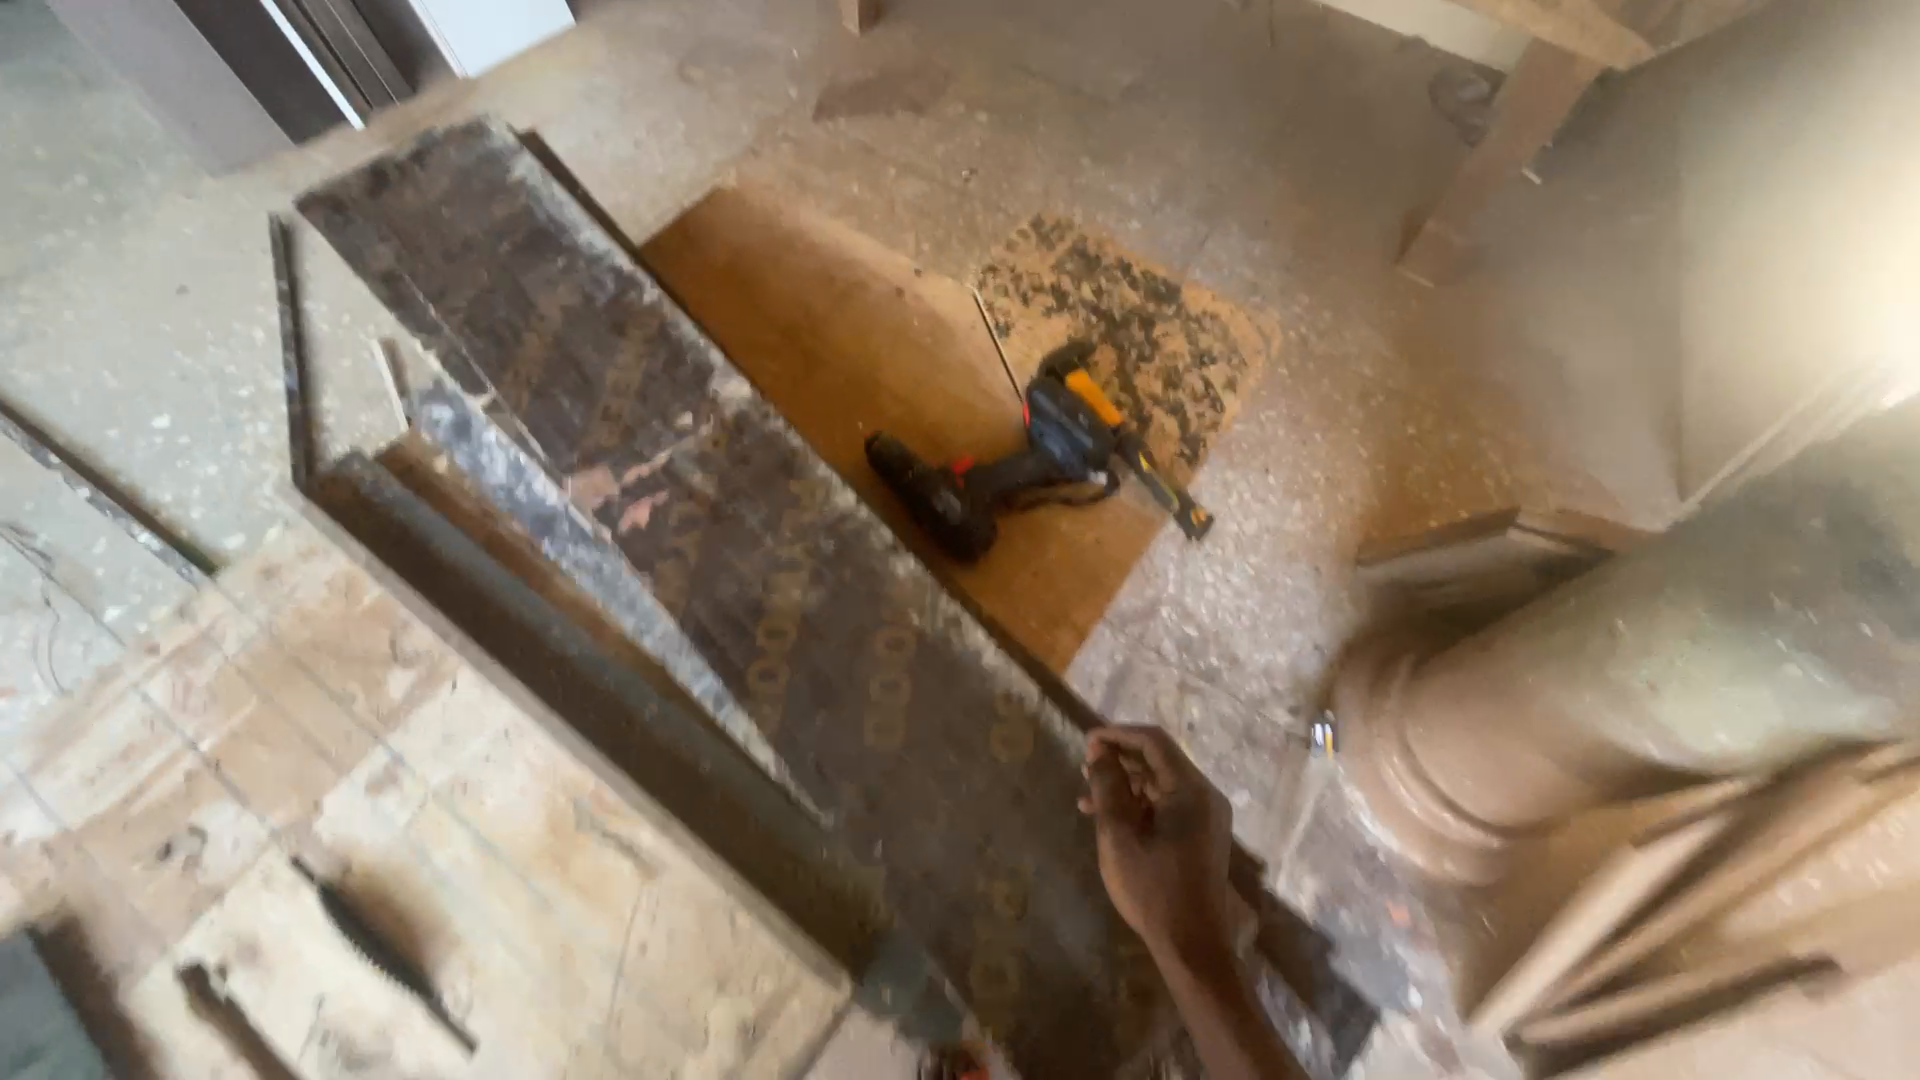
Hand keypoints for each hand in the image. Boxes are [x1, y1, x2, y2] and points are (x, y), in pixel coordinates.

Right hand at [1079, 725, 1234, 964]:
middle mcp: (1204, 796)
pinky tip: (1108, 816)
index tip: (1087, 741)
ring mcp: (1205, 816)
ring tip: (1087, 792)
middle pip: (1159, 760)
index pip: (1153, 742)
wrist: (1192, 946)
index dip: (1118, 735)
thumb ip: (1108, 788)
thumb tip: (1099, 752)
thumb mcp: (1119, 835)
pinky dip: (1138, 804)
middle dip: (1120, 759)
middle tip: (1084, 764)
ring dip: (1125, 783)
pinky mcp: (1200, 835)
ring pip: (1160, 783)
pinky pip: (1167, 804)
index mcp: (1191, 790)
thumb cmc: (1152, 890)